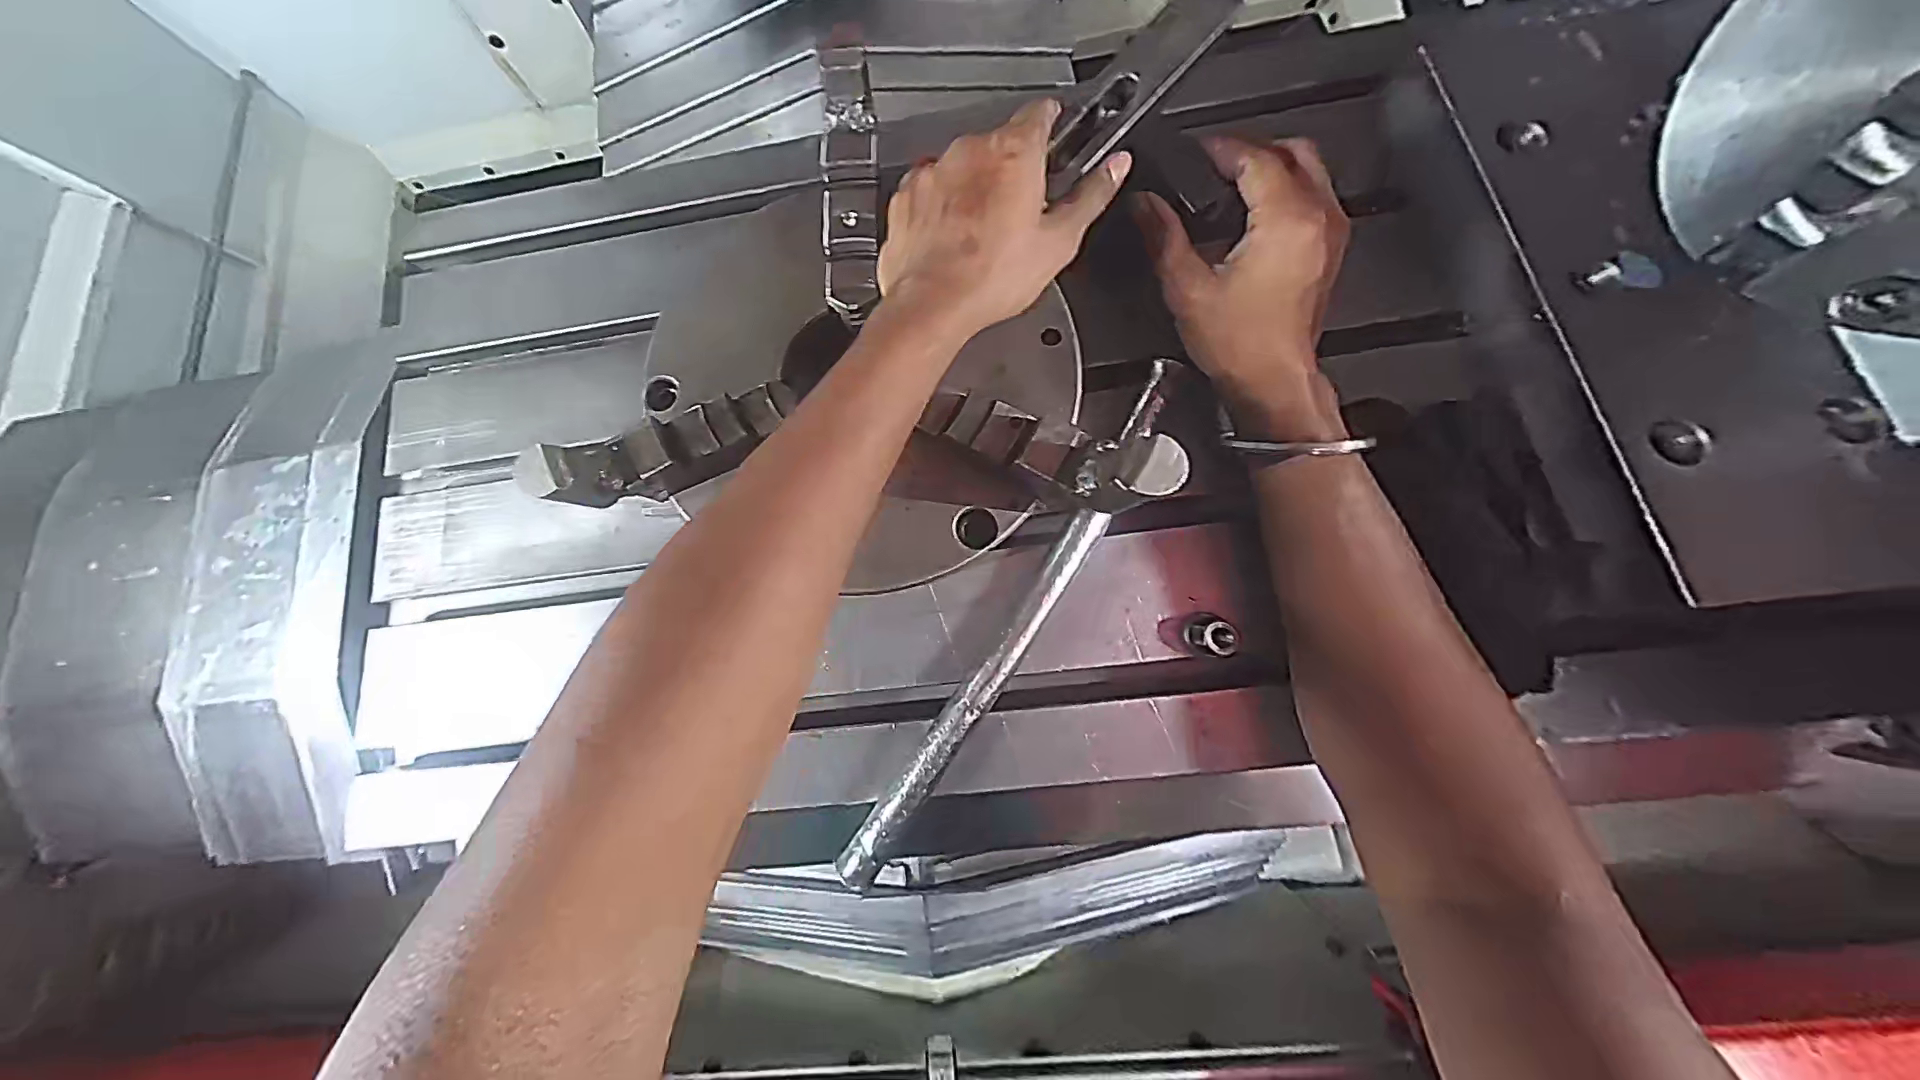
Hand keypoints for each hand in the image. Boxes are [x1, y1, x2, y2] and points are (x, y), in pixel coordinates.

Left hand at [878, 98, 1130, 337]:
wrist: (934, 306)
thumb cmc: (990, 279)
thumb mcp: (1059, 242)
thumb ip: (1091, 196)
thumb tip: (1114, 168)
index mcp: (1015, 152)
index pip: (1042, 112)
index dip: (1055, 124)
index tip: (1058, 138)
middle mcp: (971, 151)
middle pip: (1001, 144)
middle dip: (1012, 171)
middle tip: (1022, 213)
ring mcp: (935, 171)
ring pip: (964, 167)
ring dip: (975, 190)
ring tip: (984, 235)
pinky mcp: (907, 195)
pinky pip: (932, 190)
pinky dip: (942, 208)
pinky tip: (954, 239)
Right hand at [1131, 137, 1349, 439]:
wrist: (1272, 381)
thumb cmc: (1241, 346)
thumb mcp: (1188, 288)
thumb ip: (1164, 237)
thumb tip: (1146, 205)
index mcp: (1286, 220)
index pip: (1255, 156)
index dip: (1220, 148)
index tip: (1194, 152)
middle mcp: (1318, 218)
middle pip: (1292, 150)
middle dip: (1250, 149)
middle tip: (1213, 163)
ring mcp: (1330, 234)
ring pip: (1309, 171)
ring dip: (1270, 168)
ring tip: (1230, 186)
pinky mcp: (1329, 251)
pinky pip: (1314, 198)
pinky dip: (1285, 192)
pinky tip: (1254, 215)